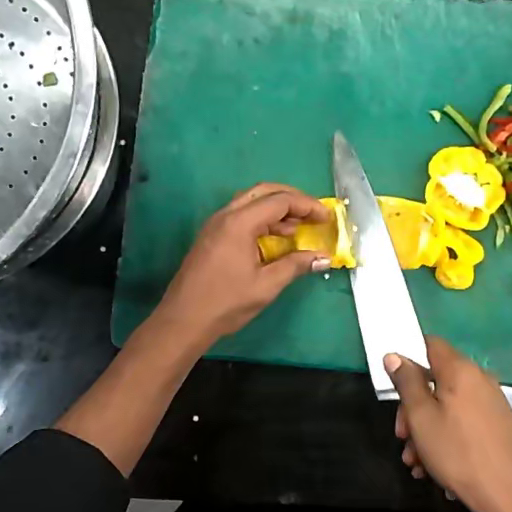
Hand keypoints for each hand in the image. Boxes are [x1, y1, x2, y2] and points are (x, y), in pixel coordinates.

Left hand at [153, 182, 329, 347]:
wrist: (184, 320)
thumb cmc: (226, 303)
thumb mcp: (267, 285)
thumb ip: (296, 266)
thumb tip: (323, 257)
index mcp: (239, 223)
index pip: (280, 201)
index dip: (307, 206)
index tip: (327, 218)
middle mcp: (226, 215)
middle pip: (264, 192)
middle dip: (292, 199)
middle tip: (314, 214)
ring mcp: (215, 224)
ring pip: (251, 202)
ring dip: (277, 209)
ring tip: (299, 228)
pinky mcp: (211, 236)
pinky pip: (241, 216)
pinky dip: (262, 220)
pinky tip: (275, 239)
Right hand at [386, 337, 511, 511]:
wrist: (507, 495)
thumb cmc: (457, 453)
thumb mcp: (421, 418)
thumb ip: (406, 382)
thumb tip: (395, 356)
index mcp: (460, 370)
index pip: (430, 344)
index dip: (408, 359)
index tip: (394, 387)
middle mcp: (480, 379)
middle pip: (436, 380)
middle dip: (413, 407)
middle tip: (403, 437)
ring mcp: (493, 403)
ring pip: (448, 406)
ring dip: (426, 429)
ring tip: (416, 462)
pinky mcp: (499, 425)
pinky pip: (464, 421)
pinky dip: (447, 437)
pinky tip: (436, 467)